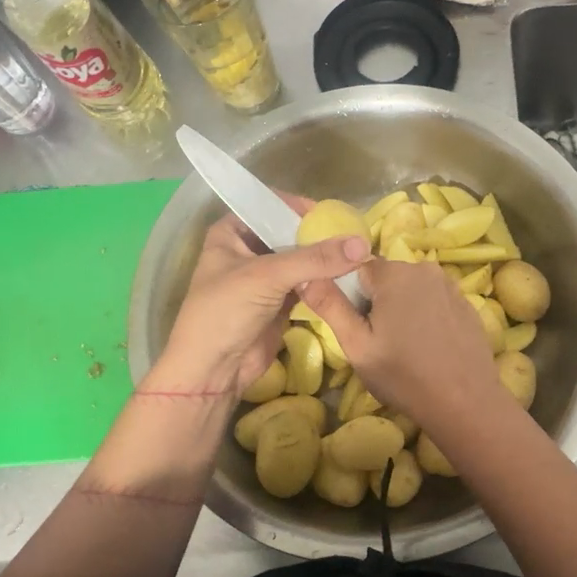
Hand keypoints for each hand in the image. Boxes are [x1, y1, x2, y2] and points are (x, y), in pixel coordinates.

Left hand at [153, 211, 369, 394]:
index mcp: (231, 233)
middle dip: (319, 236)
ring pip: (302, 262)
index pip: (269, 207)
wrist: (213, 370)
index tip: (331, 215)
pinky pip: (308, 285)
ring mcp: (265, 279)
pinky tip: (349, 279)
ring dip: (325, 262)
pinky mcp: (280, 303)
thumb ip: (315, 259)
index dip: (298, 207)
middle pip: (290, 234)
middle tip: (354, 236)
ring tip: (358, 257)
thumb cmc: (225, 312)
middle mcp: (248, 250)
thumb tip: (362, 244)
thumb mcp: (267, 276)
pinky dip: (325, 283)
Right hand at [303, 259, 511, 431]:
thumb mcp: (357, 345)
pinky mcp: (466, 305)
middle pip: (387, 277)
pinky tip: (427, 346)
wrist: (464, 401)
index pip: (357, 268)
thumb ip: (330, 306)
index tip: (356, 326)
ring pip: (412, 289)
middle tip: (378, 341)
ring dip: (402, 309)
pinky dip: (426, 317)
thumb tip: (305, 276)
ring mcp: (450, 286)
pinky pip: (434, 302)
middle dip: (377, 302)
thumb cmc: (403, 375)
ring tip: (404, 346)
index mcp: (394, 274)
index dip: (351, 296)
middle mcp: (425, 270)